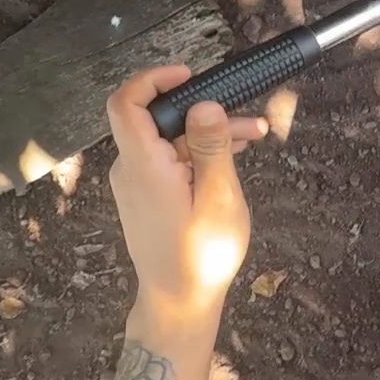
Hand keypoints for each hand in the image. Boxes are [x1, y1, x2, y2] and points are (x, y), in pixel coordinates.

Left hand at [105, 67, 268, 330]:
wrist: (179, 303)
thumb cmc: (201, 256)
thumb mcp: (218, 199)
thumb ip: (211, 148)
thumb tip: (204, 103)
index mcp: (144, 166)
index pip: (125, 103)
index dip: (152, 79)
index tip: (190, 75)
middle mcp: (132, 170)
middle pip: (157, 119)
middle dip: (202, 111)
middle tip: (247, 118)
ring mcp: (138, 184)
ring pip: (169, 141)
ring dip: (208, 135)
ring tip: (254, 137)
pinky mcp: (147, 197)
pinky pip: (169, 162)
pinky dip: (198, 154)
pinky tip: (233, 158)